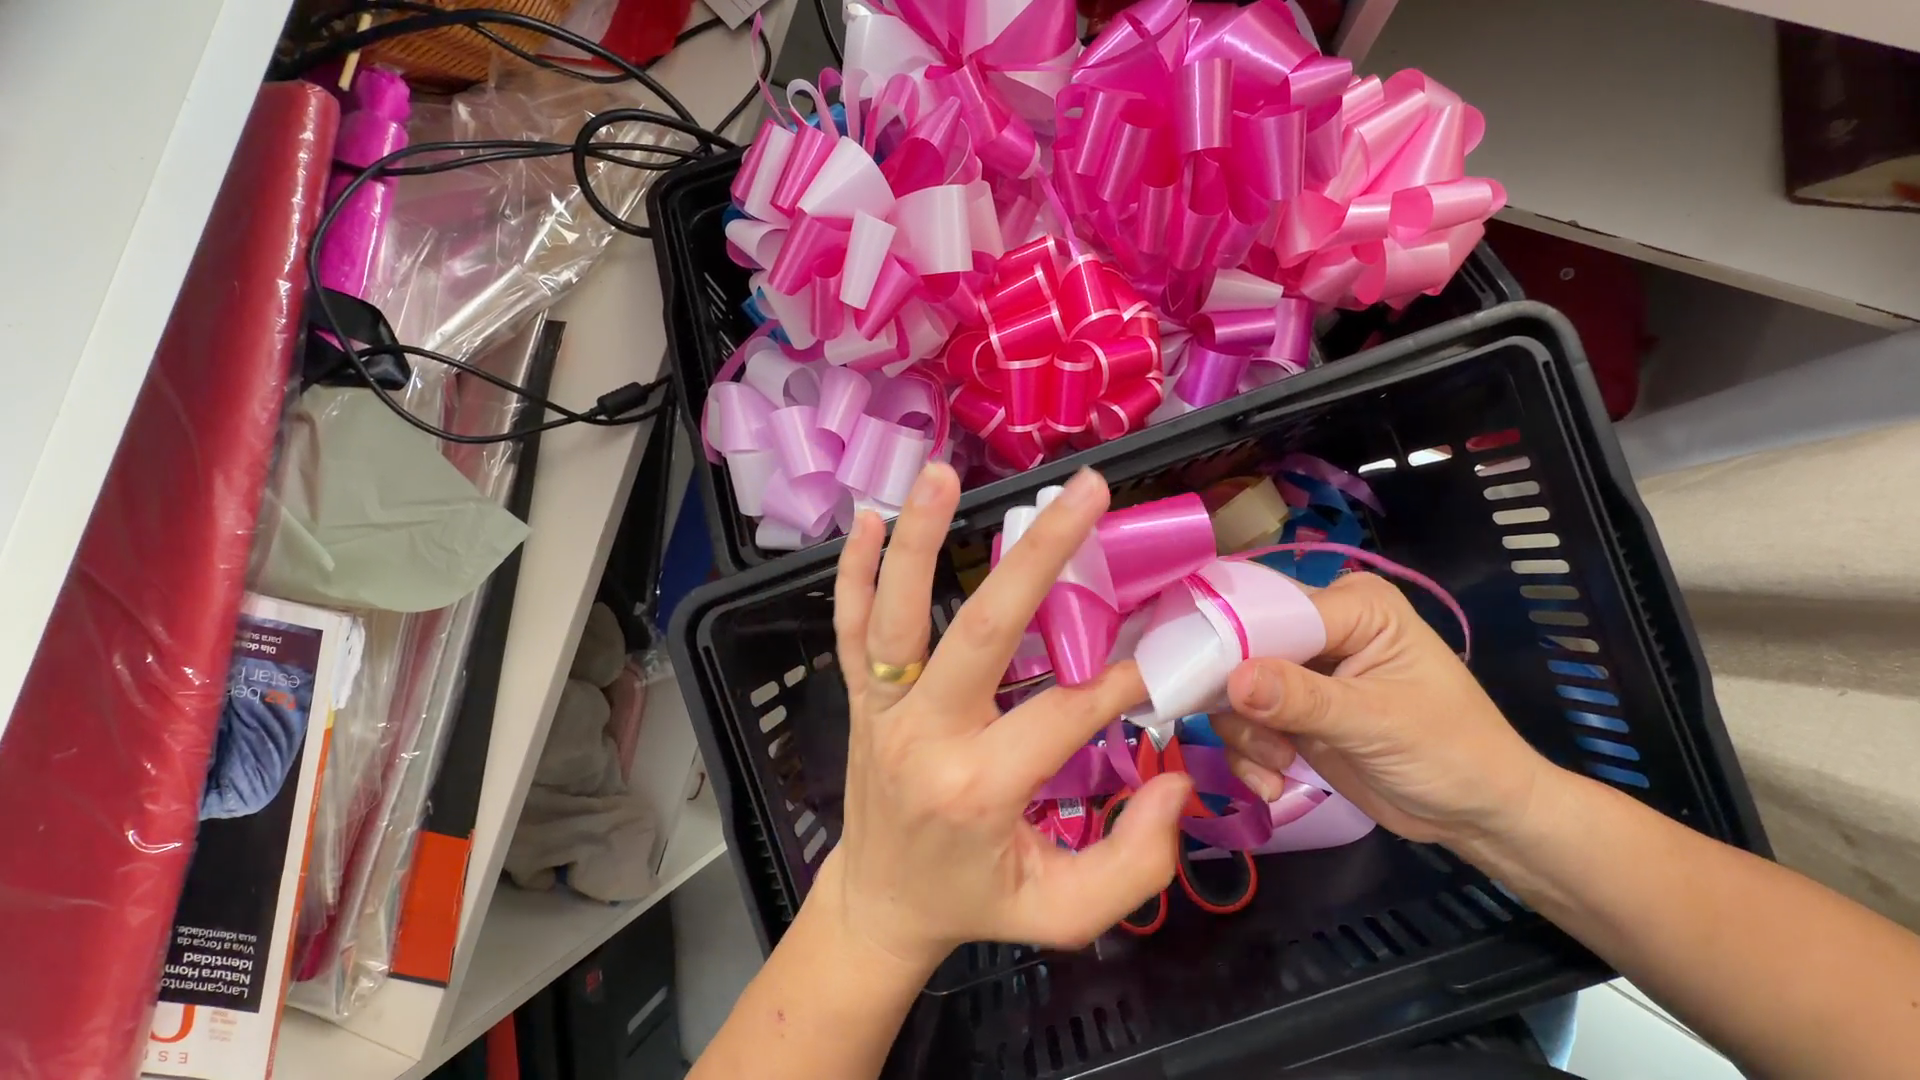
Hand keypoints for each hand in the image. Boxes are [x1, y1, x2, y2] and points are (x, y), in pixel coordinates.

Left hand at [818, 464, 1192, 969]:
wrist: (880, 905)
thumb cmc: (974, 903)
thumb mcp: (1062, 914)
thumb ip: (1135, 865)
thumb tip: (1176, 784)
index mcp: (979, 788)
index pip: (1064, 711)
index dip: (1118, 682)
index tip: (1156, 656)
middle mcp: (925, 735)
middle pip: (984, 629)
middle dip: (1042, 555)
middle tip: (1090, 490)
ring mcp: (883, 708)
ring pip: (898, 612)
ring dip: (920, 537)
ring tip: (945, 473)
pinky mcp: (861, 695)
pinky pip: (849, 626)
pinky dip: (854, 570)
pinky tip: (867, 516)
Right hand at [1213, 573, 1552, 850]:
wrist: (1476, 815)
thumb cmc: (1452, 753)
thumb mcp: (1377, 723)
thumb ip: (1303, 699)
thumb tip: (1232, 680)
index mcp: (1352, 607)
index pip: (1272, 609)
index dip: (1235, 644)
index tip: (1212, 687)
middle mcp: (1320, 629)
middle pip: (1239, 646)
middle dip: (1238, 700)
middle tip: (1259, 742)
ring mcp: (1301, 672)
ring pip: (1232, 690)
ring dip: (1247, 735)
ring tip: (1278, 766)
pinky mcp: (1288, 711)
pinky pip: (1240, 722)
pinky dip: (1249, 756)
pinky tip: (1274, 782)